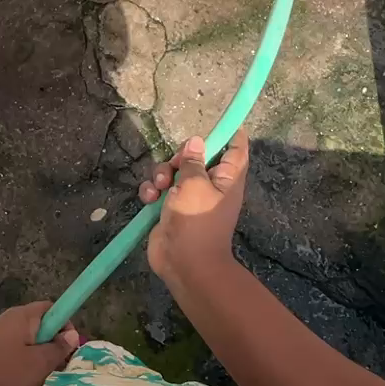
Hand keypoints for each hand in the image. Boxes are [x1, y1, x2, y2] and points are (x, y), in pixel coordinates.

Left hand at [0, 302, 80, 385]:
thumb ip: (59, 348)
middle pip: (36, 324)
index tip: (69, 347)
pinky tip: (15, 383)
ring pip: (23, 340)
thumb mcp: (41, 364)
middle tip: (56, 368)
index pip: (50, 307)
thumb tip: (72, 334)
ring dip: (35, 356)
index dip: (65, 324)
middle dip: (51, 343)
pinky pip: (8, 351)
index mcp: (20, 316)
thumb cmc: (7, 377)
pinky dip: (18, 363)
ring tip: (34, 380)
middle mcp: (4, 320)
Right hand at [139, 136, 248, 286]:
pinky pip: (159, 189)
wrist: (184, 263)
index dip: (229, 133)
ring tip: (159, 187)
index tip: (218, 122)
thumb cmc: (197, 222)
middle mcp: (210, 184)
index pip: (236, 148)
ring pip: (173, 171)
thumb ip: (193, 161)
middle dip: (179, 157)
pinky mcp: (170, 208)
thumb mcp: (195, 185)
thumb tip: (196, 142)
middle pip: (196, 156)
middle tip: (174, 167)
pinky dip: (152, 191)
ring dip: (161, 174)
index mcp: (227, 178)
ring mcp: (188, 196)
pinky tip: (148, 199)